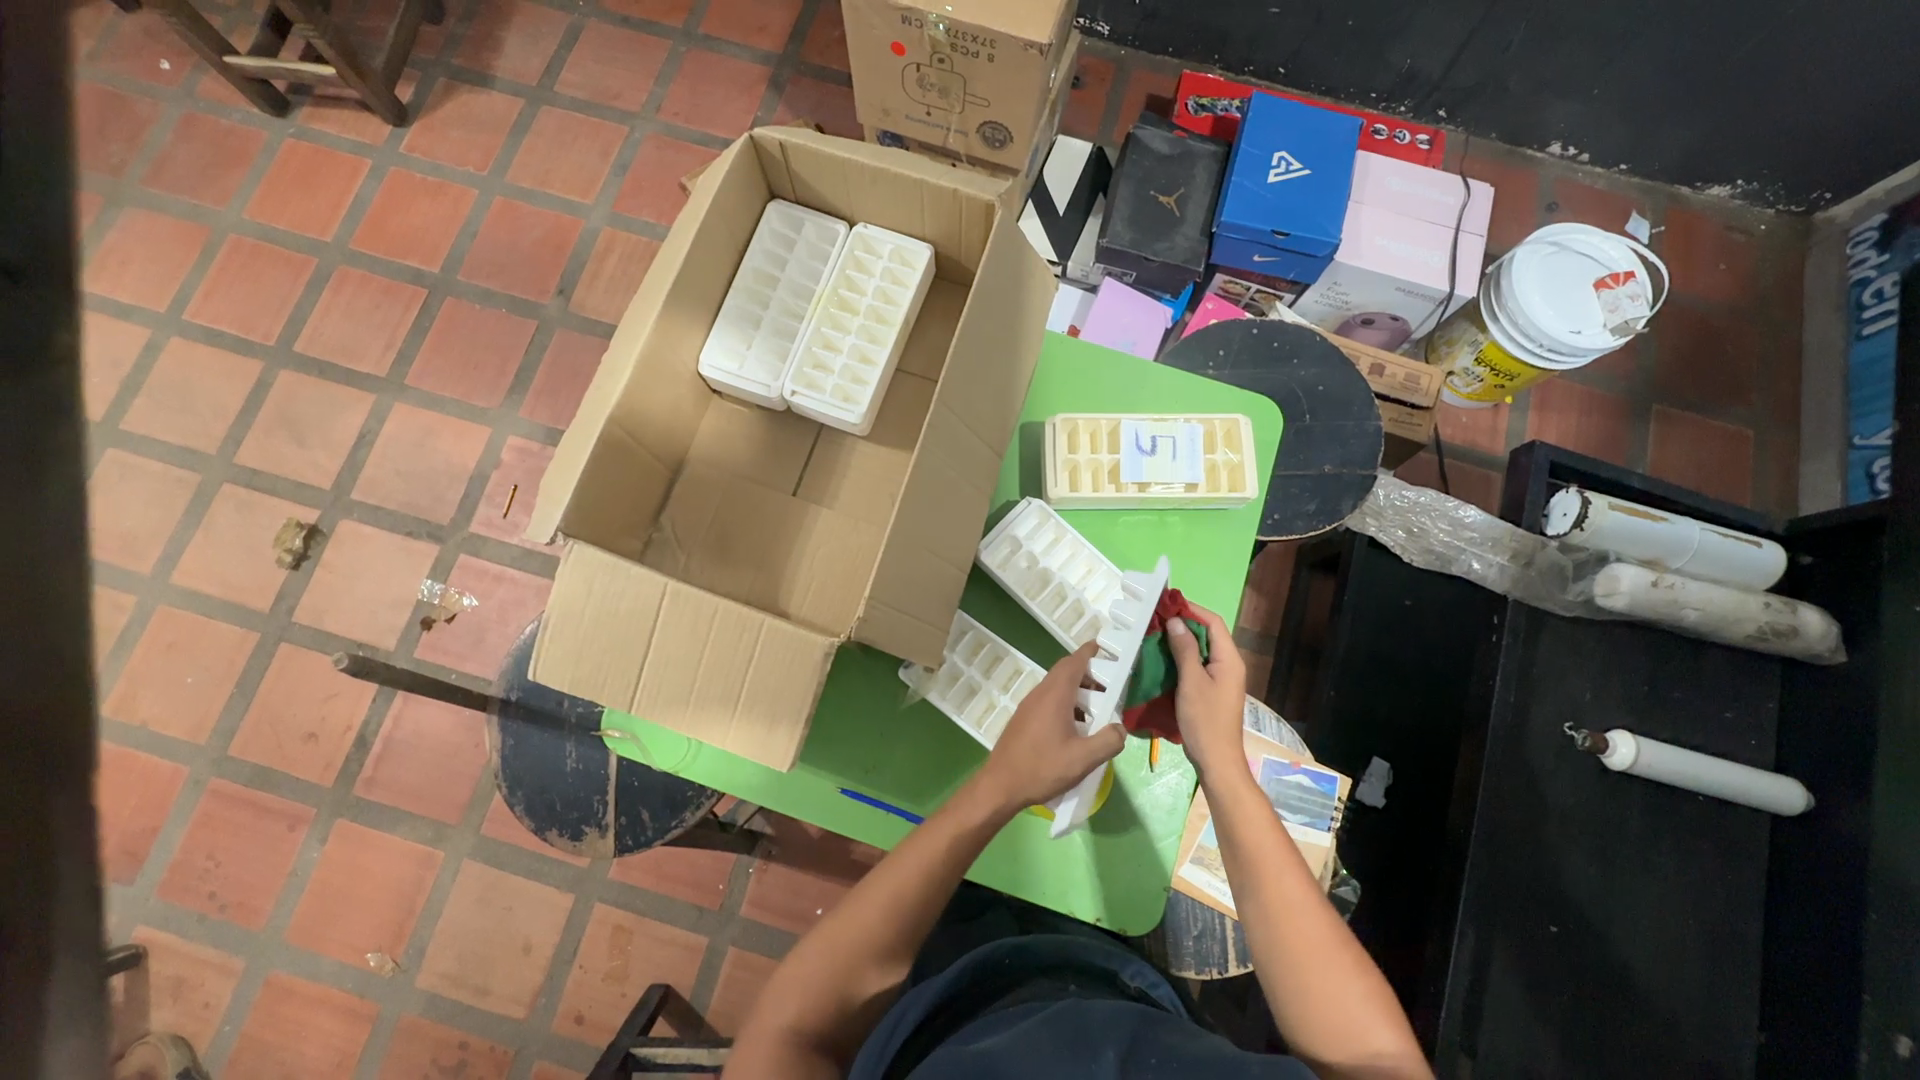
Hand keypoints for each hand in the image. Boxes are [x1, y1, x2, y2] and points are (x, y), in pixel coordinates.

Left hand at [973, 642, 1125, 811]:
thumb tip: (1119, 728)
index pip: (1074, 661)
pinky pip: (1048, 702)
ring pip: (1056, 688)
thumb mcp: (1083, 759)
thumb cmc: (1042, 768)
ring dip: (1078, 691)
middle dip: (1089, 673)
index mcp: (1055, 695)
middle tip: (1111, 686)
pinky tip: (1076, 729)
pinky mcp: (1024, 720)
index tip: (1108, 650)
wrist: (1000, 786)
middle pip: (1065, 672)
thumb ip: (1108, 741)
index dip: (1091, 652)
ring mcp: (1029, 706)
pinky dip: (1066, 704)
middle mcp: (1040, 694)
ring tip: (1098, 710)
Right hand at [1164, 604, 1246, 779]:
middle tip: (1154, 619)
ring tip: (1153, 636)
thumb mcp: (1191, 681)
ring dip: (1179, 642)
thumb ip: (1184, 649)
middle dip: (1182, 624)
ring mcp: (1220, 678)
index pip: (1212, 622)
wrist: (1216, 760)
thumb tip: (1175, 621)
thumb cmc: (1204, 720)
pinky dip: (1180, 659)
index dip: (1190, 609)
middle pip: (1207, 634)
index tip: (1165, 604)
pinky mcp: (1211, 691)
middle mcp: (1228, 664)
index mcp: (1229, 658)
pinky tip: (1161, 660)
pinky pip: (1196, 666)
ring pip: (1200, 650)